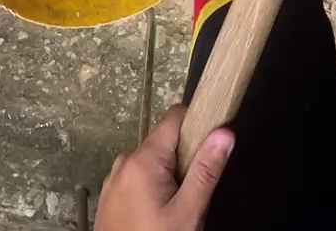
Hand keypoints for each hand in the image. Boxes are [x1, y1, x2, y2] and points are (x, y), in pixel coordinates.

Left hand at [95, 105, 234, 230]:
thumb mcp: (187, 213)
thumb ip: (206, 170)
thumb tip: (225, 131)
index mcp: (142, 159)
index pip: (176, 116)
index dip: (198, 125)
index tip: (212, 148)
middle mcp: (124, 162)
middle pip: (165, 142)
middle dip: (184, 160)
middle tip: (193, 195)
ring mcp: (114, 181)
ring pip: (153, 163)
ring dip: (169, 177)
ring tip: (175, 212)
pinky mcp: (110, 198)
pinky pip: (138, 180)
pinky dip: (152, 190)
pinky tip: (157, 219)